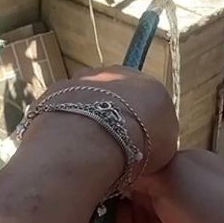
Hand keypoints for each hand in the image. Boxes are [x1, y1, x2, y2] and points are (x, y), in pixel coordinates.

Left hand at [15, 68, 177, 186]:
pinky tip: (65, 138)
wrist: (89, 140)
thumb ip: (159, 136)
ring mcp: (85, 78)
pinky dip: (65, 117)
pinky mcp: (57, 87)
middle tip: (109, 141)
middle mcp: (118, 74)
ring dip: (88, 112)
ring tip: (84, 142)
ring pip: (90, 94)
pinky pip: (64, 103)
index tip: (135, 143)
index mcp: (151, 87)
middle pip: (119, 93)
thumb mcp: (166, 149)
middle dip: (114, 113)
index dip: (141, 123)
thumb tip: (150, 138)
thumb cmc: (135, 147)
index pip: (150, 102)